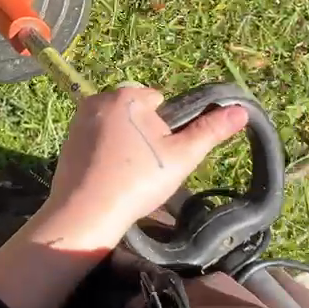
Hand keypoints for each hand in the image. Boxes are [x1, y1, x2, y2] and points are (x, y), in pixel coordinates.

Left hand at [41, 86, 250, 243]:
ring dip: (124, 141)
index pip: (158, 101)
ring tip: (127, 174)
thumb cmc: (138, 181)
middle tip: (145, 168)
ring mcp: (80, 118)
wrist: (86, 212)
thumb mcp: (182, 156)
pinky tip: (108, 175)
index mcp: (128, 95)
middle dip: (143, 132)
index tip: (161, 155)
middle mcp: (100, 98)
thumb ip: (210, 131)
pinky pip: (96, 138)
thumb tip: (241, 109)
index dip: (165, 129)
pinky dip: (104, 151)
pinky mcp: (67, 138)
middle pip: (135, 111)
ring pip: (116, 124)